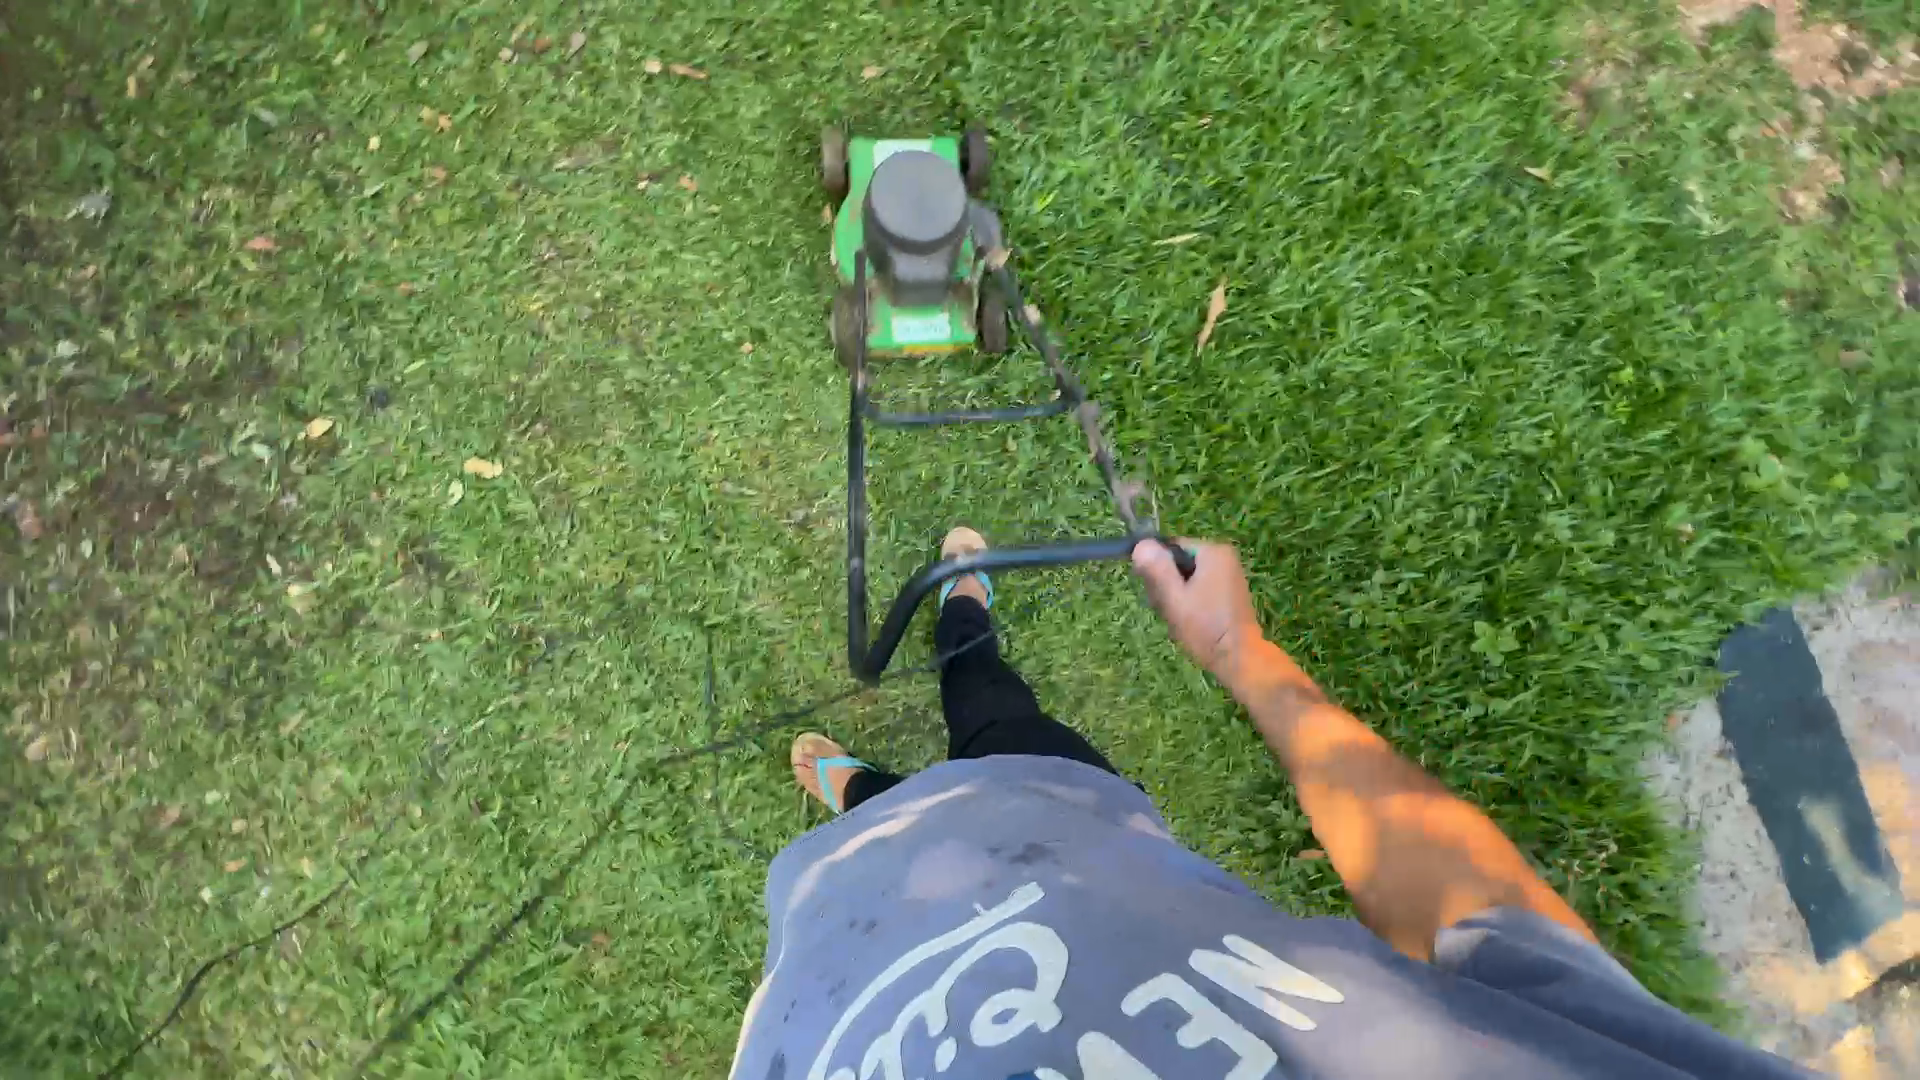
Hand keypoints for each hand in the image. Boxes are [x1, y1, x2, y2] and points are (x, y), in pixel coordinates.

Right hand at [1130, 539, 1266, 684]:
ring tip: (1177, 617)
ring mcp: (1228, 574)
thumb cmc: (1205, 628)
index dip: (1156, 568)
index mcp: (1213, 552)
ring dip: (1175, 595)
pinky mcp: (1228, 590)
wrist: (1239, 659)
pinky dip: (1189, 601)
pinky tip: (1188, 619)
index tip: (1154, 592)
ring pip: (1186, 577)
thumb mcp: (1174, 597)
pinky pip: (1198, 587)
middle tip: (1167, 608)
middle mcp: (1223, 557)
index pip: (1170, 548)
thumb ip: (1157, 569)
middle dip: (1167, 584)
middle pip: (1178, 562)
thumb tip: (1140, 544)